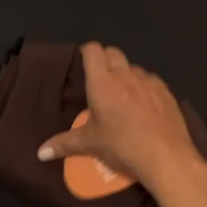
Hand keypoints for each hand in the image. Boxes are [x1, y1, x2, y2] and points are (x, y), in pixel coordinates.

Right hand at [37, 43, 206, 198]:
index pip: (92, 50)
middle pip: (113, 52)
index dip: (86, 52)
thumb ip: (63, 144)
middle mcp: (125, 75)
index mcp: (102, 82)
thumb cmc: (121, 145)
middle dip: (105, 60)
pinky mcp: (166, 92)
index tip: (83, 64)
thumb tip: (40, 153)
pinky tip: (145, 106)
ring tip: (124, 96)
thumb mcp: (89, 144)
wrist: (166, 157)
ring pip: (133, 67)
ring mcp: (148, 81)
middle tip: (100, 80)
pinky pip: (151, 80)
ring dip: (126, 74)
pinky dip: (145, 87)